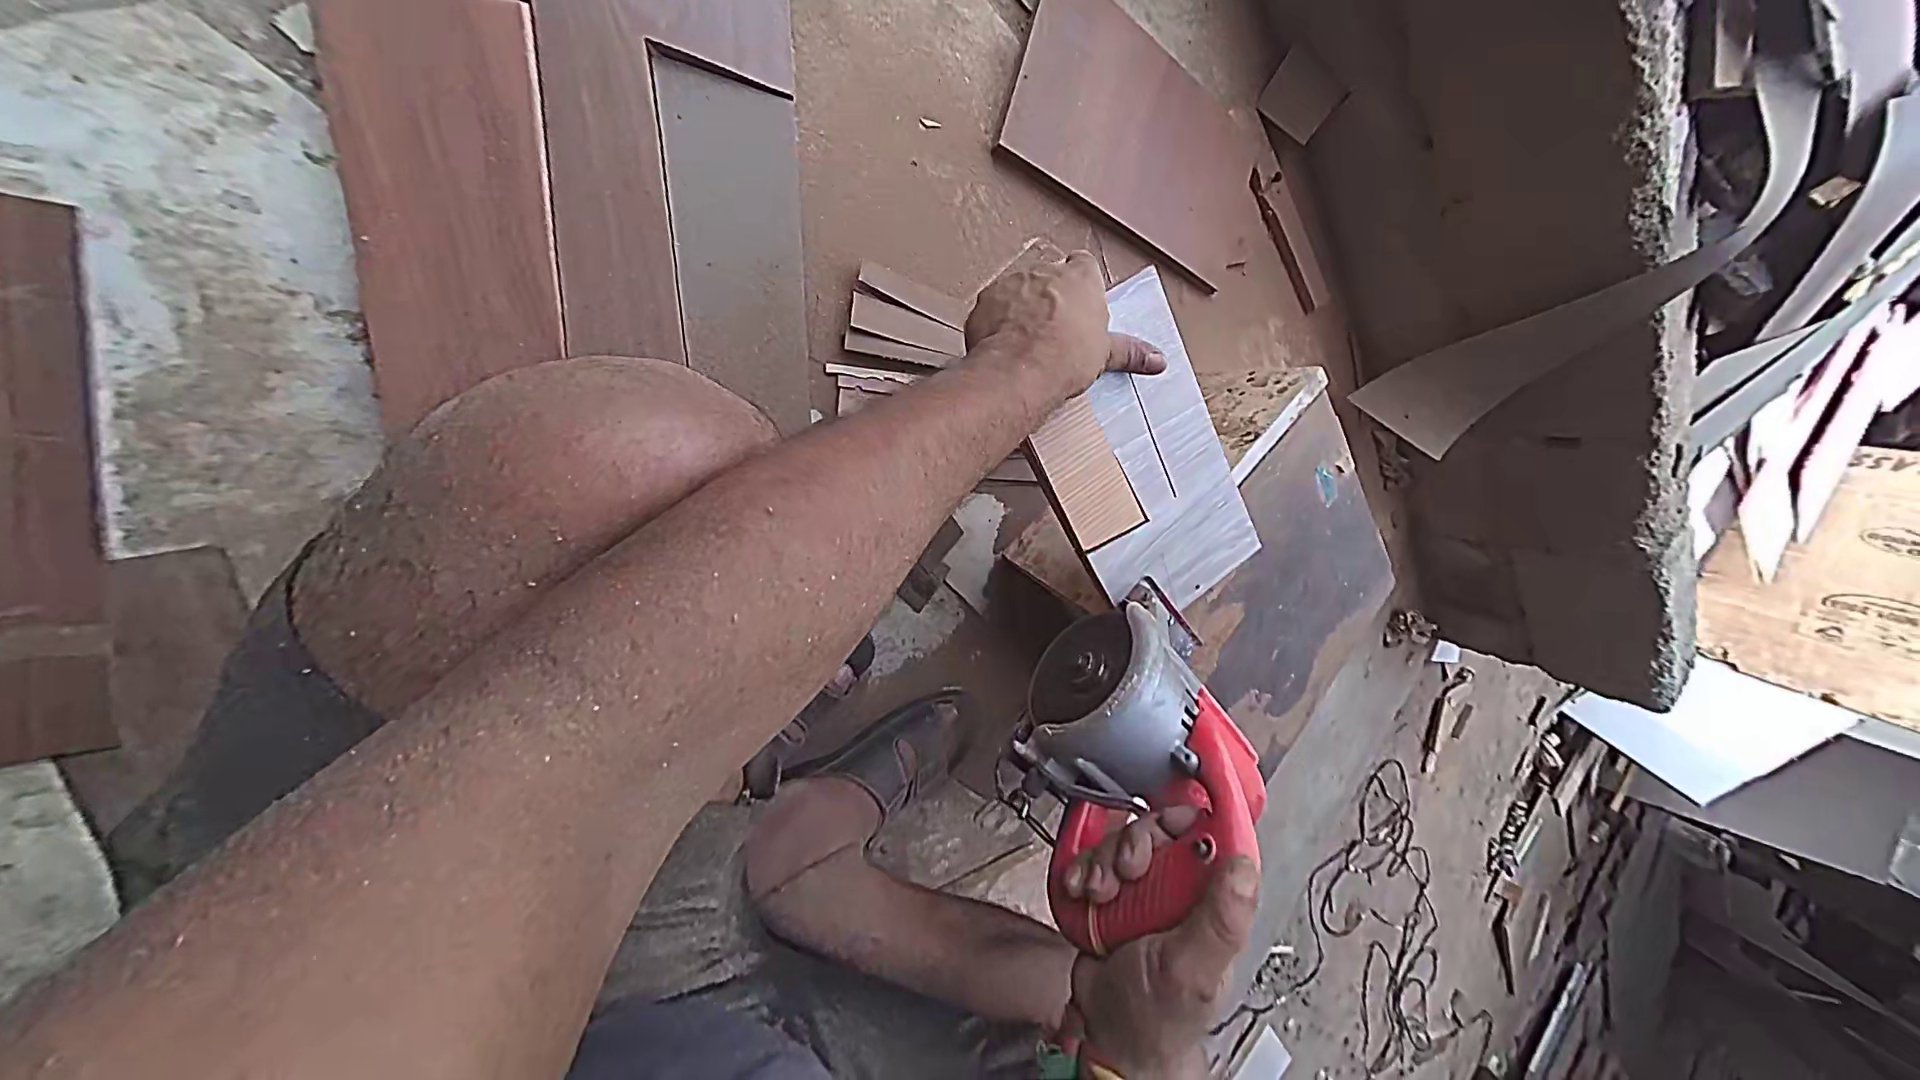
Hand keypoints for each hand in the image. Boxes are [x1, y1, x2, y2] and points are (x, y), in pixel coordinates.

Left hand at [966, 251, 1165, 399]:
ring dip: (1018, 308)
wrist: (1021, 370)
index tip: (1079, 305)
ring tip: (1023, 341)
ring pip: (1016, 289)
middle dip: (1047, 297)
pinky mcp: (985, 301)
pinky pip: (990, 308)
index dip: (1079, 286)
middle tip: (1051, 330)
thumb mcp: (1104, 355)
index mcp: (1080, 278)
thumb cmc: (1064, 357)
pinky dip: (993, 322)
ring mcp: (1012, 283)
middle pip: (1047, 277)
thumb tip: (1156, 361)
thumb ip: (1129, 352)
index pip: (1083, 266)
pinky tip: (1000, 345)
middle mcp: (1046, 271)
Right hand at [1061, 809, 1259, 1078]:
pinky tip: (1083, 893)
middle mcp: (1177, 886)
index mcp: (1208, 898)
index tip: (1167, 821)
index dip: (1187, 817)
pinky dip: (1081, 870)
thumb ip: (1220, 919)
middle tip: (1127, 871)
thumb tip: (1244, 865)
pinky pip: (1092, 859)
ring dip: (1103, 862)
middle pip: (1156, 829)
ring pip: (1120, 840)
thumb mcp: (1193, 968)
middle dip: (1134, 843)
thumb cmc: (1159, 1015)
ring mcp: (1141, 888)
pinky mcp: (1108, 891)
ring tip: (1100, 894)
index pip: (1208, 835)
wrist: (1107, 1033)